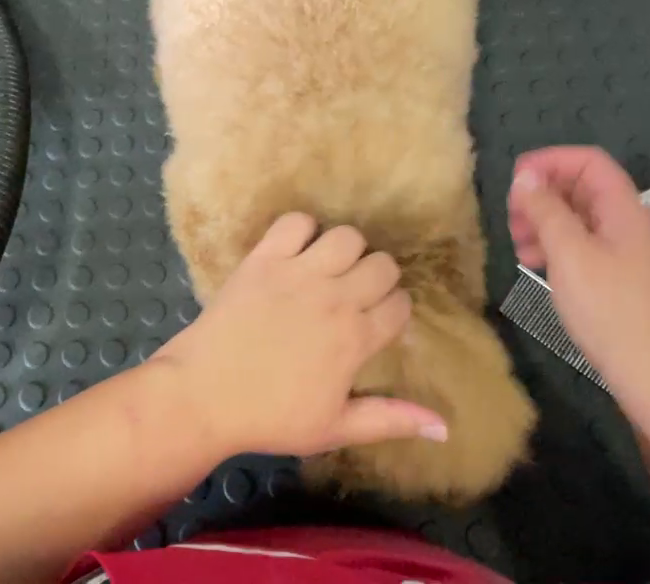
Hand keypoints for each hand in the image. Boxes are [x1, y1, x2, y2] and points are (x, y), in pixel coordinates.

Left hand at [148, 213, 447, 459]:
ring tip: (330, 268)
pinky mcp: (263, 258)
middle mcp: (333, 298)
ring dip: (345, 250)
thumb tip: (445, 427)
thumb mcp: (335, 428)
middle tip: (356, 293)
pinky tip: (296, 250)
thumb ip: (391, 419)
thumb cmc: (270, 417)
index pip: (400, 305)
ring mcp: (297, 273)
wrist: (204, 394)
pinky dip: (301, 229)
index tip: (378, 320)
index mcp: (355, 339)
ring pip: (346, 236)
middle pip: (382, 264)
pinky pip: (294, 221)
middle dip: (378, 277)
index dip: (394, 311)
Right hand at [507, 146, 649, 400]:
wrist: (644, 369)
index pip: (589, 162)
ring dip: (541, 220)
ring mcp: (621, 247)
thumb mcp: (567, 252)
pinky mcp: (614, 271)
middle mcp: (626, 221)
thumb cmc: (606, 306)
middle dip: (541, 194)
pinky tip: (532, 262)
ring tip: (517, 243)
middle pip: (579, 187)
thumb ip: (545, 208)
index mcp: (624, 210)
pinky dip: (552, 242)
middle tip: (511, 216)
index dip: (550, 161)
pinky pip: (579, 240)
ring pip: (575, 214)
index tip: (516, 180)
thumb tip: (525, 177)